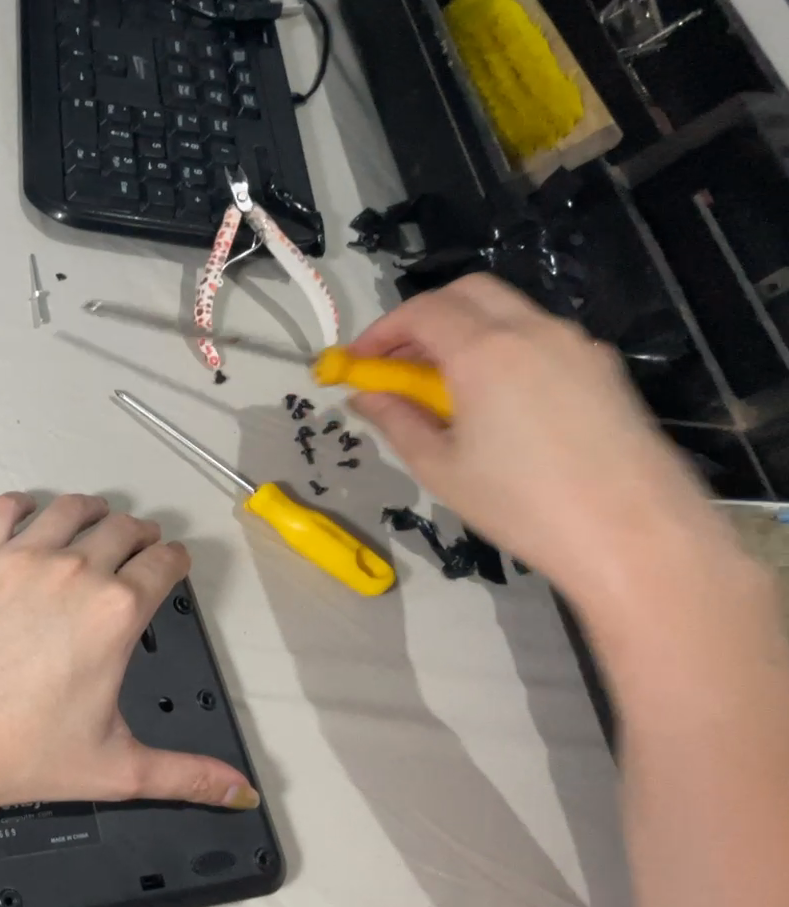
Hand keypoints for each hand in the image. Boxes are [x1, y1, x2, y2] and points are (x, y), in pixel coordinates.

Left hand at [0, 493, 258, 812]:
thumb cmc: (14, 750)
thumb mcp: (115, 767)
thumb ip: (185, 774)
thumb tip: (237, 793)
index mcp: (116, 612)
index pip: (164, 563)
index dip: (174, 560)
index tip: (172, 563)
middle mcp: (73, 572)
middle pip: (122, 528)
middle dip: (139, 534)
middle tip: (139, 544)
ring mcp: (19, 559)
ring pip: (69, 509)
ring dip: (90, 511)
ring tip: (94, 520)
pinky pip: (4, 510)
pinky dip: (22, 505)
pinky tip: (26, 513)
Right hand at [348, 274, 725, 608]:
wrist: (632, 530)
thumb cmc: (517, 501)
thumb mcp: (436, 465)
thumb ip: (396, 420)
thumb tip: (365, 397)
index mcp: (486, 353)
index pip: (422, 311)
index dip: (379, 331)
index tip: (356, 363)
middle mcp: (534, 333)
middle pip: (467, 293)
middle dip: (421, 318)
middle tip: (394, 362)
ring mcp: (576, 346)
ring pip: (506, 311)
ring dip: (461, 331)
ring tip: (435, 384)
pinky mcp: (601, 368)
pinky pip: (537, 337)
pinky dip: (498, 348)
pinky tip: (486, 397)